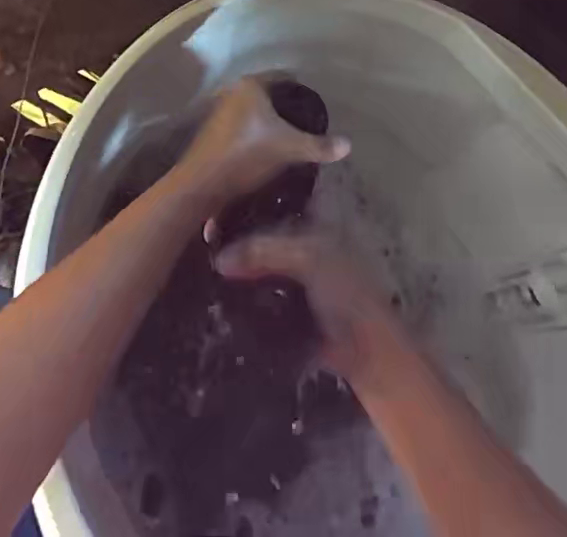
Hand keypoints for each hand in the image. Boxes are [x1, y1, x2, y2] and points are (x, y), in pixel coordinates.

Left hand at [171, 77, 349, 206]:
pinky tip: (267, 148)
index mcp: (251, 85)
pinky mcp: (213, 130)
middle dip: (287, 107)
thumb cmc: (246, 155)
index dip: (303, 91)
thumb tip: (348, 145)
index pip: (284, 78)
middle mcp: (233, 91)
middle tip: (308, 124)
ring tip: (291, 138)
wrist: (202, 183)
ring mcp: (220, 109)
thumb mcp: (289, 149)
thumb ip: (319, 146)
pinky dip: (256, 132)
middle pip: (269, 95)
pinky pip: (243, 124)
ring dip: (270, 121)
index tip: (317, 107)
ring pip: (254, 110)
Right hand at [214, 228, 398, 380]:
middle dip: (234, 243)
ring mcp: (294, 281)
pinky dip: (241, 298)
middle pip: (259, 240)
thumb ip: (264, 251)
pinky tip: (217, 297)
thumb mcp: (308, 259)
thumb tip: (219, 259)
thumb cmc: (345, 295)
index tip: (209, 222)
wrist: (366, 354)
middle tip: (200, 246)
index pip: (270, 211)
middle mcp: (302, 248)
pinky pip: (257, 298)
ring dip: (236, 272)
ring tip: (201, 269)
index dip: (242, 214)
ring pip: (256, 269)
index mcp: (314, 228)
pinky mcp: (286, 312)